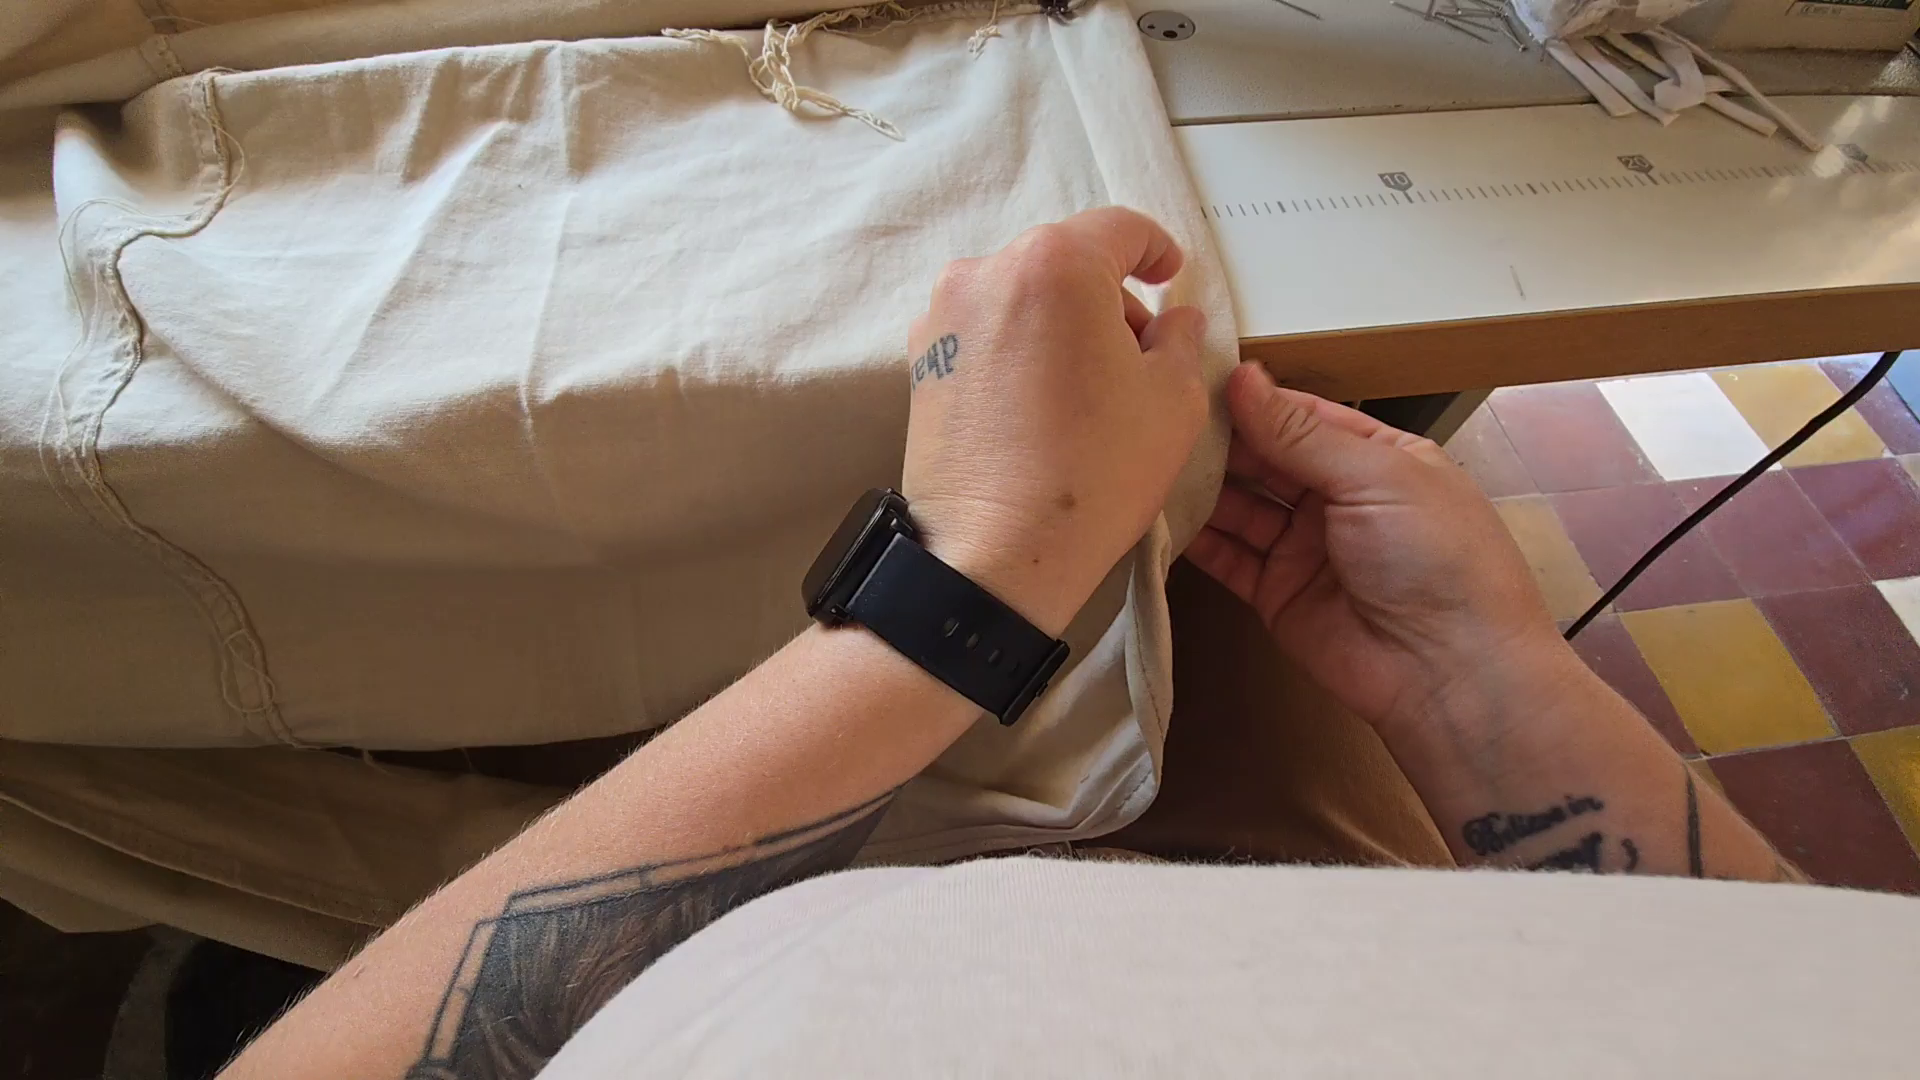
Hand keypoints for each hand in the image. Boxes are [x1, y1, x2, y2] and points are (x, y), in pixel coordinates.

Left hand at [902, 207, 1208, 635]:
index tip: (1169, 275)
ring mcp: (941, 320)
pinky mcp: (919, 366)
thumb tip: (1172, 316)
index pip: (1118, 229)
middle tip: (1135, 355)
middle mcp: (984, 273)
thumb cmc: (1095, 473)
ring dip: (1059, 326)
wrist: (993, 554)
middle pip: (1063, 265)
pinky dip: (1017, 351)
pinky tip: (1036, 404)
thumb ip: (1180, 339)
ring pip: (1020, 299)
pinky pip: (984, 336)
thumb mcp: (1172, 402)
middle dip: (1106, 299)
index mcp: (1054, 264)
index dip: (1155, 249)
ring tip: (1083, 389)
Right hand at [1185, 363, 1567, 735]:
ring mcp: (1301, 547)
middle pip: (1264, 461)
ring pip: (1239, 508)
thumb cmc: (1430, 557)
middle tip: (1161, 427)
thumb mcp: (1374, 478)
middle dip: (1219, 446)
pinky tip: (1159, 519)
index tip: (1194, 383)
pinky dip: (1196, 540)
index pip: (1300, 417)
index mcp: (1373, 459)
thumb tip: (1242, 375)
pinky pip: (1228, 557)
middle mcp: (1334, 498)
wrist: (1446, 673)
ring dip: (1201, 491)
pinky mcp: (1272, 591)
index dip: (1252, 402)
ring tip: (1149, 468)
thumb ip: (1298, 434)